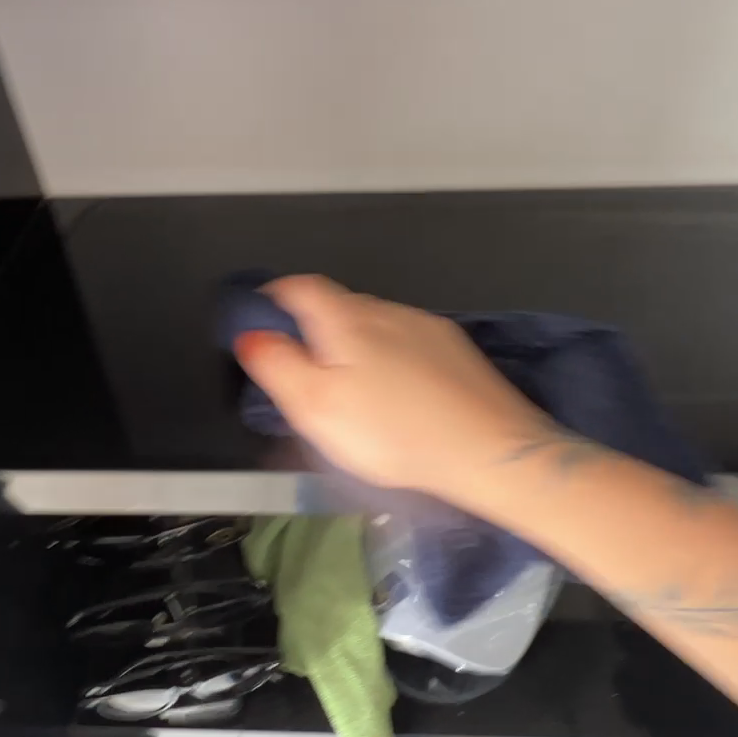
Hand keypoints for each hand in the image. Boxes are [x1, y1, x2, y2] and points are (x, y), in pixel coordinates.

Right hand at [233, 275, 544, 495]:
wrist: (486, 449)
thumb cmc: (390, 432)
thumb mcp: (315, 407)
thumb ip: (277, 365)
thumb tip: (251, 335)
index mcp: (345, 319)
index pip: (300, 287)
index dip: (275, 296)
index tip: (263, 316)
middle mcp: (387, 309)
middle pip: (338, 304)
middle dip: (315, 326)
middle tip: (305, 366)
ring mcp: (426, 326)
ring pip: (376, 324)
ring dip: (356, 343)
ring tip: (352, 385)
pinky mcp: (455, 349)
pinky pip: (408, 341)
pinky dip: (391, 357)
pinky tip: (398, 391)